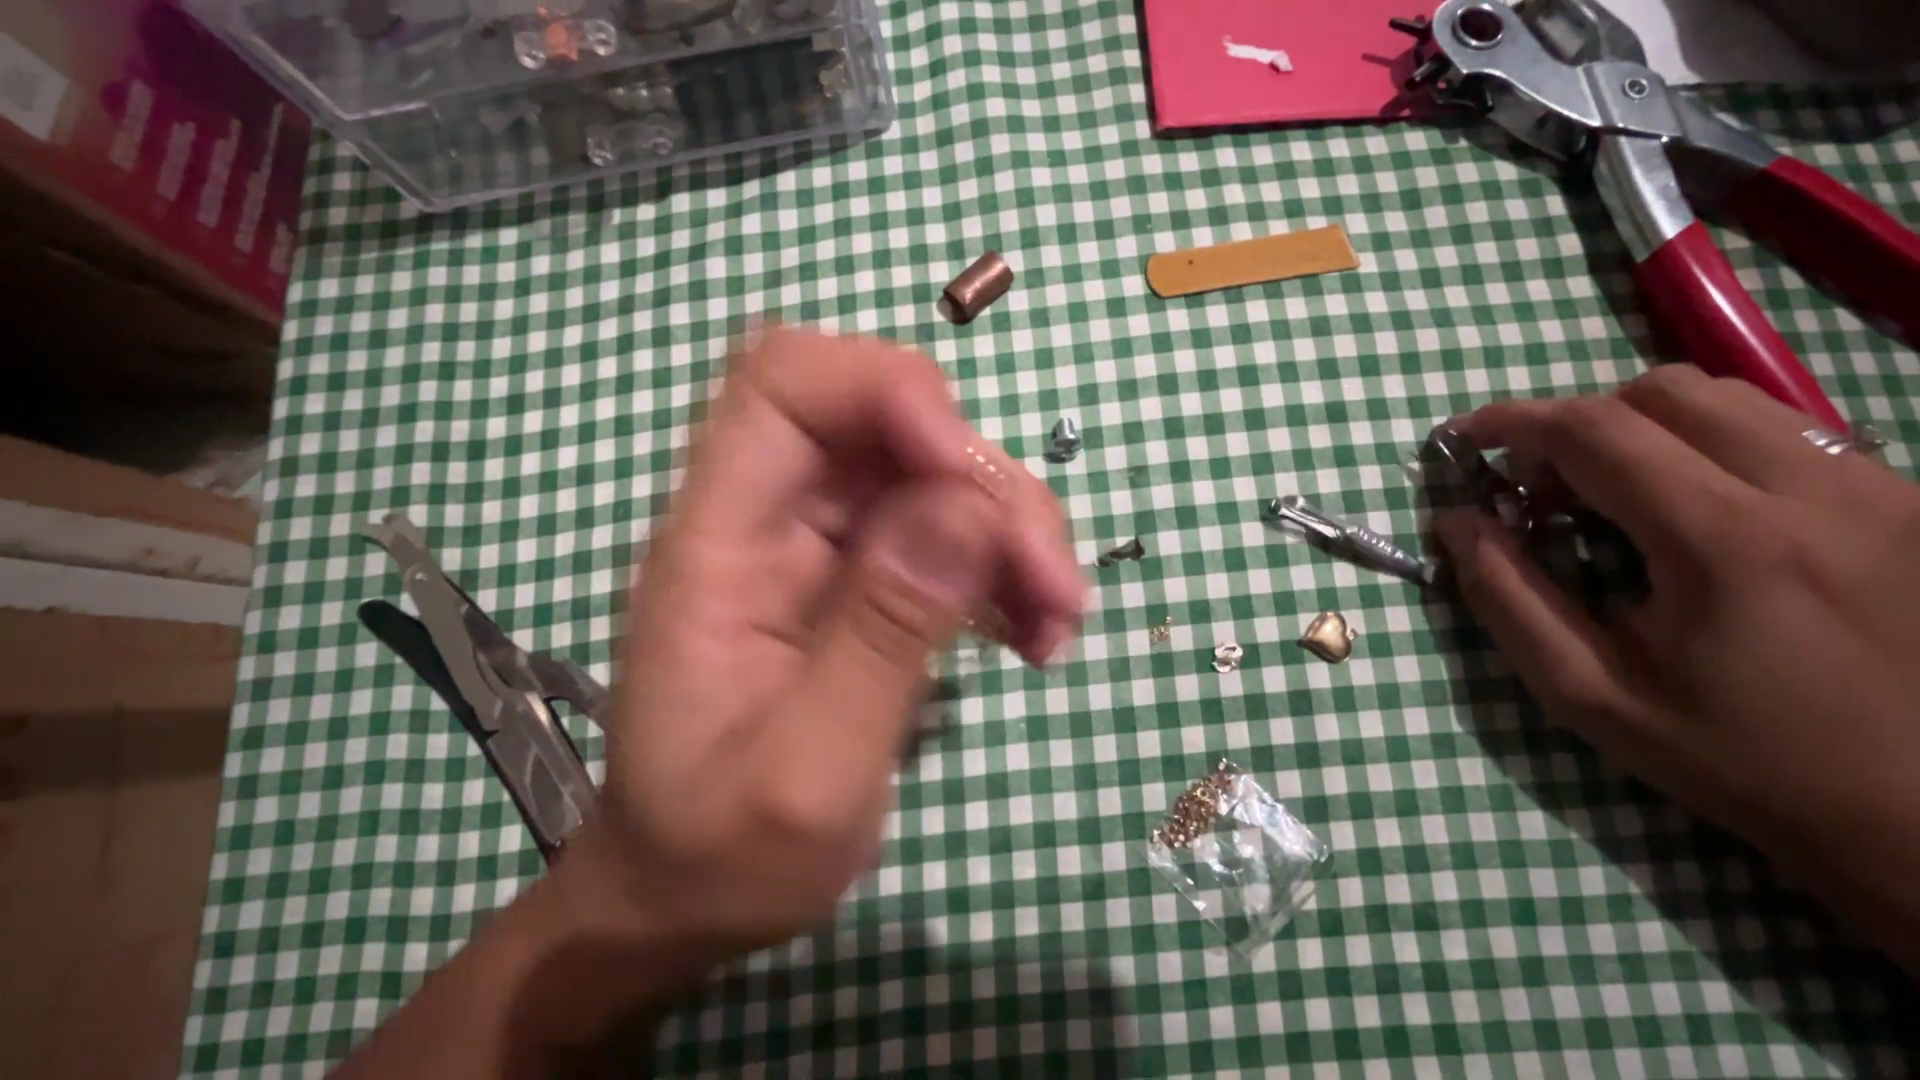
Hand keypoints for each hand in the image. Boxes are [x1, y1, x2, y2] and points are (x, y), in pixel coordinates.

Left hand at [335, 327, 1082, 1076]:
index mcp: (715, 544)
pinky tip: (1038, 635)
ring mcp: (819, 546)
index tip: (971, 480)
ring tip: (1057, 624)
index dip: (887, 390)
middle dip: (986, 483)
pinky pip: (947, 531)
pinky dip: (1005, 567)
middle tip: (1051, 587)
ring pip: (935, 473)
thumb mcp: (807, 773)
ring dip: (1013, 530)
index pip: (783, 384)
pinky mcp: (861, 580)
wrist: (688, 894)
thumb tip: (968, 505)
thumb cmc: (722, 851)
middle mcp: (767, 521)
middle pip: (886, 420)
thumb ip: (881, 636)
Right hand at [1434, 364, 1919, 968]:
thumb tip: (1456, 519)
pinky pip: (1787, 432)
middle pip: (1663, 392)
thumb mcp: (1588, 694)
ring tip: (1616, 489)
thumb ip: (1506, 597)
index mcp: (1723, 542)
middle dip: (1577, 419)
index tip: (1463, 437)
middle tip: (1544, 482)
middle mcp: (1812, 490)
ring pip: (1731, 399)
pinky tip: (1695, 506)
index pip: (1594, 431)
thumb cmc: (1735, 758)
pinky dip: (1711, 444)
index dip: (1512, 421)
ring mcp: (1878, 488)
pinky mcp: (1911, 501)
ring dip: (1645, 425)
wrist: (1917, 809)